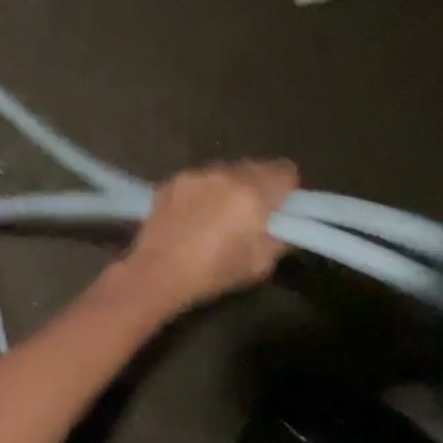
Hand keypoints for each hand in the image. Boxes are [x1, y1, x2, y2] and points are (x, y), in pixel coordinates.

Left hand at [122, 160, 297, 309]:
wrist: (157, 273)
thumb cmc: (213, 272)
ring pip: (223, 172)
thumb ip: (280, 236)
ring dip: (227, 187)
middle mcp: (224, 174)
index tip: (278, 209)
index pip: (285, 171)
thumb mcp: (261, 262)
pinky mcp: (169, 182)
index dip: (286, 190)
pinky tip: (190, 215)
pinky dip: (200, 192)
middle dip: (257, 187)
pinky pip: (197, 179)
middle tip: (247, 214)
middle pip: (254, 168)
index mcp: (253, 192)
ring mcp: (193, 175)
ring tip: (214, 215)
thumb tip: (283, 224)